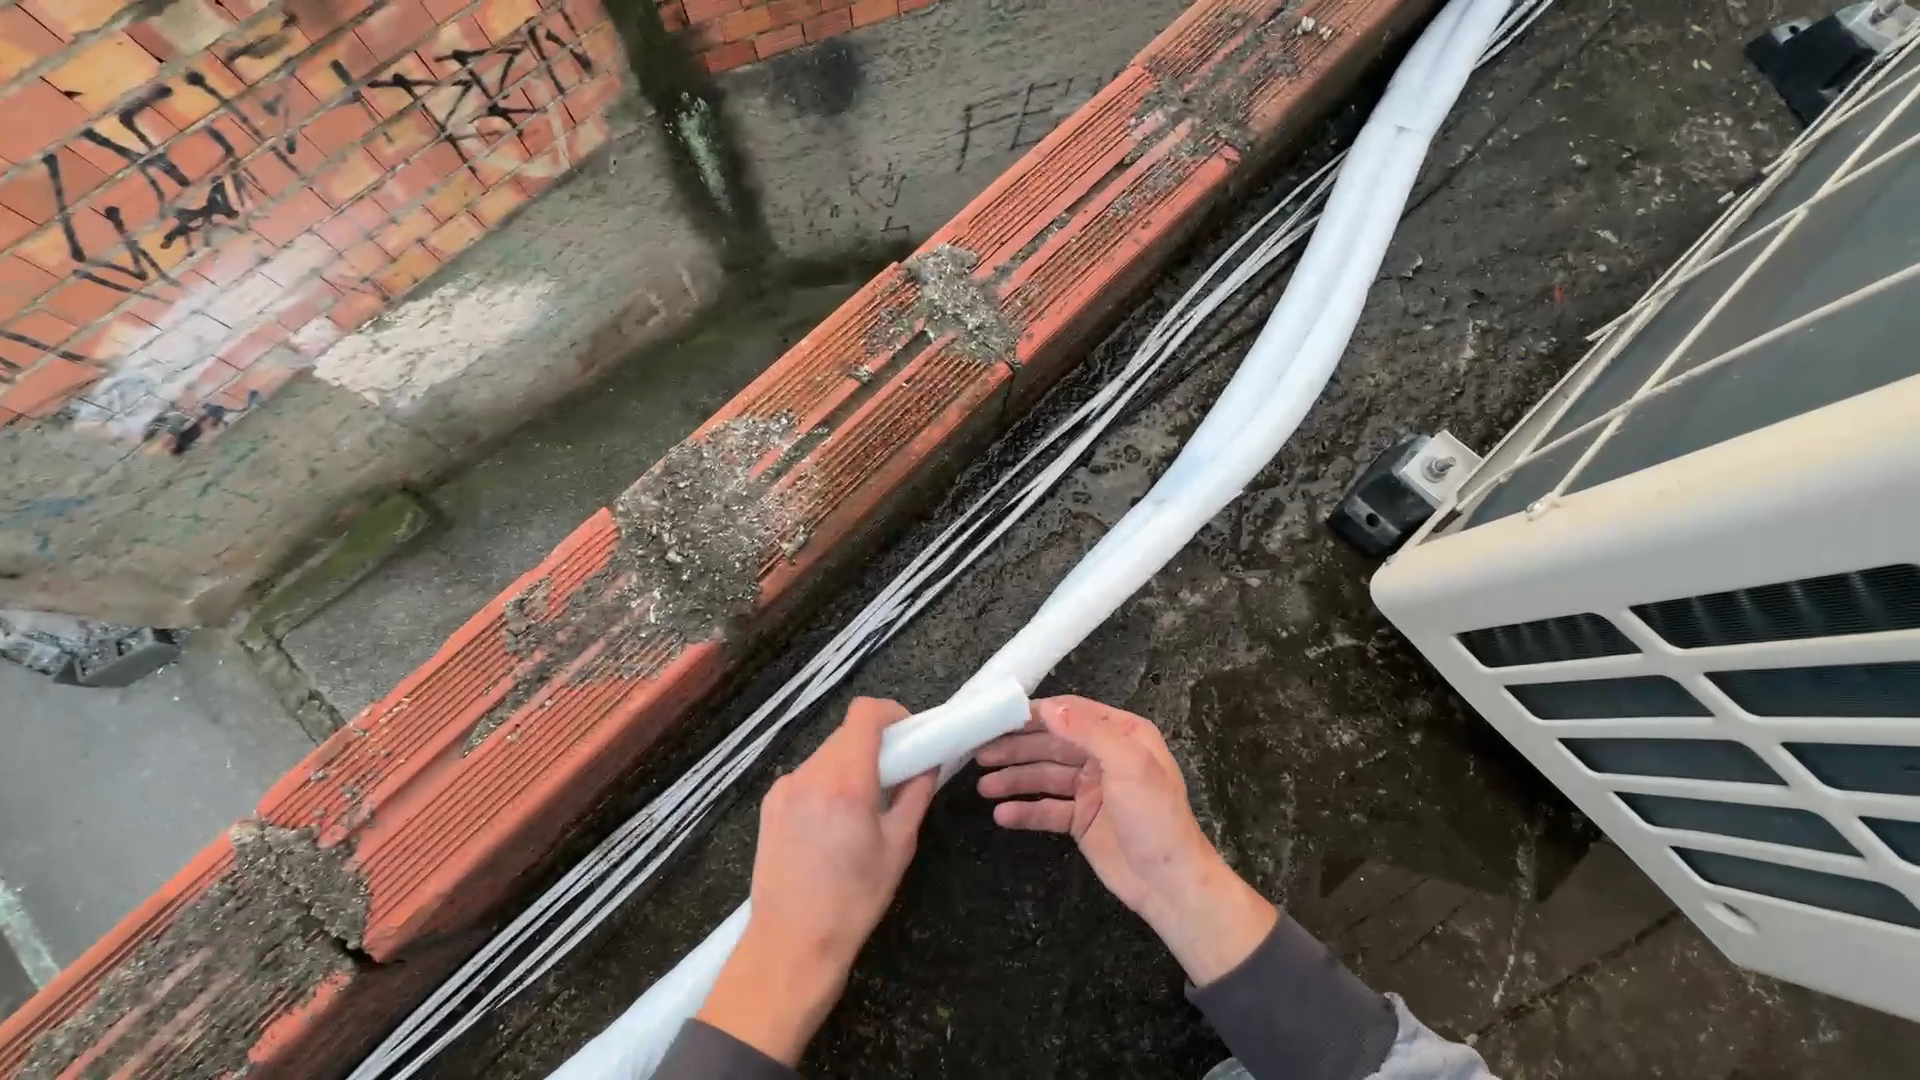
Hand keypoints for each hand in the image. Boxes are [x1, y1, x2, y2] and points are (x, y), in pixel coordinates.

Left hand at [699, 698, 937, 1062]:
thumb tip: (928, 763)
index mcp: (846, 781)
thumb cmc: (854, 900)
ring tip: (863, 808)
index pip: (865, 714)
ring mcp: (785, 788)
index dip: (892, 713)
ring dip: (850, 766)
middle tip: (895, 777)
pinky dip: (826, 784)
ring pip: (827, 755)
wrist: (791, 943)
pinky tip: (832, 824)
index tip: (909, 735)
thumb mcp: (899, 847)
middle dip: (875, 746)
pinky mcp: (770, 804)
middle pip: (847, 735)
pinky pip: (807, 777)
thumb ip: (916, 795)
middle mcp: (810, 775)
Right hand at [975, 696, 1276, 984]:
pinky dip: (1025, 811)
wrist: (1170, 884)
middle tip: (981, 753)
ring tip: (983, 786)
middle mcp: (1105, 757)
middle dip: (1017, 748)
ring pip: (1045, 776)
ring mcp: (1092, 789)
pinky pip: (1047, 809)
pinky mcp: (1081, 820)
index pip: (1072, 714)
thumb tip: (1049, 707)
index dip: (1036, 714)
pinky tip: (1002, 815)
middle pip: (1052, 745)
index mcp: (1122, 735)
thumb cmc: (1155, 817)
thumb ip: (1088, 732)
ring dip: (1014, 779)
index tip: (999, 716)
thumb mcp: (1128, 765)